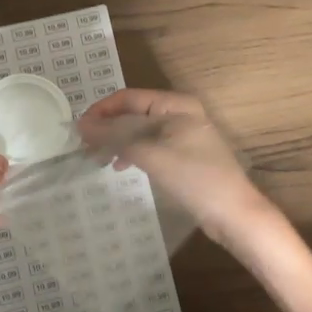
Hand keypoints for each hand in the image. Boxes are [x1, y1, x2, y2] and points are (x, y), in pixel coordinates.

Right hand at [78, 89, 283, 251]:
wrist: (234, 214)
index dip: (101, 110)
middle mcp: (181, 113)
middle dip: (108, 126)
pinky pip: (151, 145)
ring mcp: (184, 134)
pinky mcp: (185, 155)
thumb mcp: (151, 154)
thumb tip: (82, 124)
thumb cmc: (194, 178)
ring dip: (118, 141)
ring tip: (97, 158)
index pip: (128, 97)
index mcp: (176, 104)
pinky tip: (121, 166)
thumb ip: (116, 136)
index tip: (78, 130)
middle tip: (83, 146)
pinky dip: (133, 152)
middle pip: (134, 112)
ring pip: (141, 130)